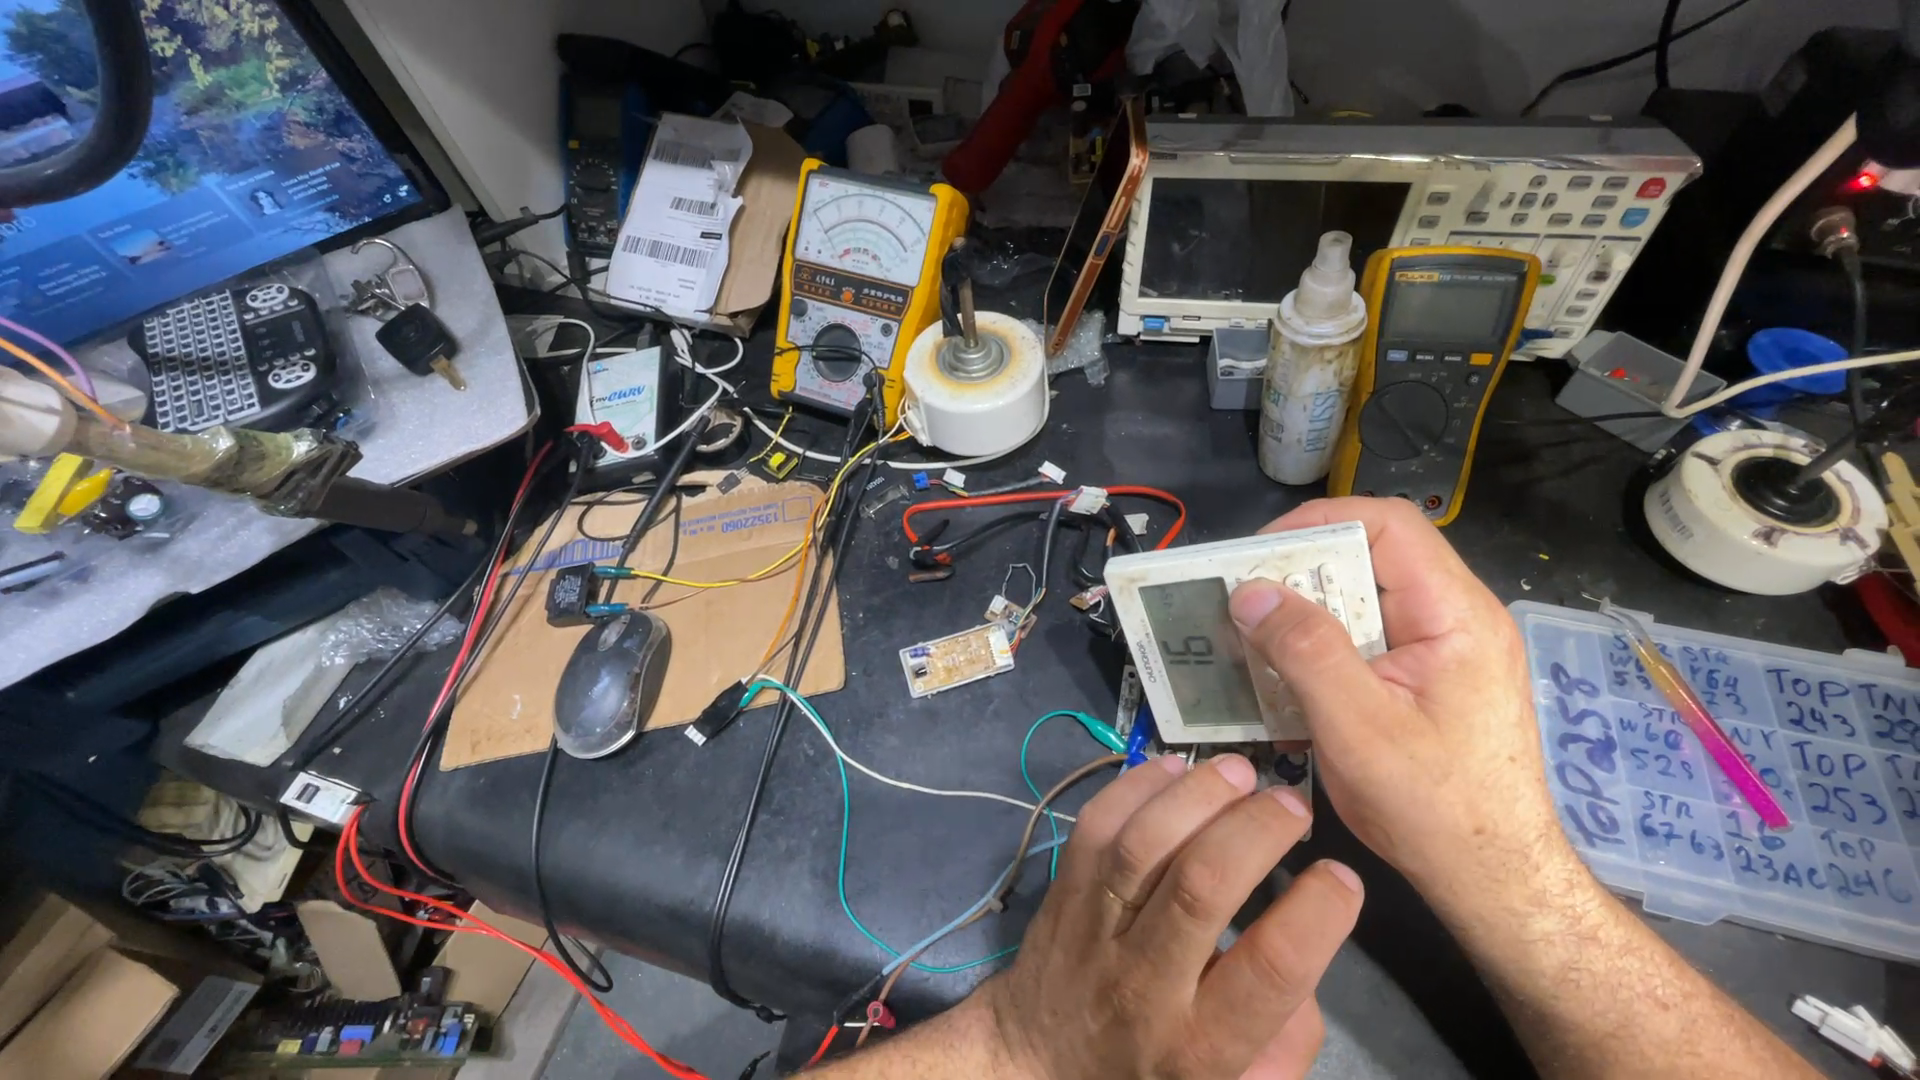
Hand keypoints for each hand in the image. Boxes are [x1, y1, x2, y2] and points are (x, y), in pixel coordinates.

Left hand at [972, 753, 1361, 1079]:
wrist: (1038, 1062)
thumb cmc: (1149, 1073)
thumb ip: (1286, 1039)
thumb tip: (1307, 952)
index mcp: (1200, 1043)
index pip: (1270, 969)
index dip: (1317, 914)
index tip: (1342, 874)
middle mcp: (1145, 978)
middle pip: (1202, 886)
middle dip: (1255, 831)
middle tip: (1293, 804)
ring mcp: (1095, 925)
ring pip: (1144, 845)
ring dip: (1197, 796)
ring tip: (1240, 770)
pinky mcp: (1063, 888)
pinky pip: (1096, 825)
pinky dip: (1136, 787)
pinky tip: (1175, 767)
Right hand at [1227, 497, 1574, 911]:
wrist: (1491, 878)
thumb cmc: (1432, 805)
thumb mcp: (1358, 726)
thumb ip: (1305, 650)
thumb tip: (1249, 589)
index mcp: (1454, 614)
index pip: (1389, 525)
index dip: (1318, 522)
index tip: (1257, 555)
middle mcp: (1454, 617)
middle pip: (1371, 556)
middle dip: (1301, 569)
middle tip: (1243, 597)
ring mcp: (1441, 648)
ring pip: (1362, 597)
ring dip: (1304, 609)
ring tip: (1253, 634)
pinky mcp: (1424, 676)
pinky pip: (1364, 636)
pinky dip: (1318, 643)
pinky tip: (1285, 672)